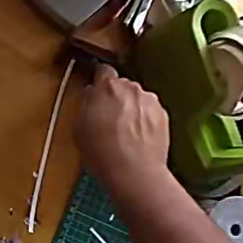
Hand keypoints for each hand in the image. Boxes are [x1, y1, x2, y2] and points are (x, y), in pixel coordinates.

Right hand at [75, 63, 170, 202]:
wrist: (134, 172)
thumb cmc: (102, 151)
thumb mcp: (79, 128)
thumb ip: (85, 104)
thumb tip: (90, 95)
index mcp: (107, 87)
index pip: (103, 71)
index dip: (98, 80)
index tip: (95, 89)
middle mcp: (131, 89)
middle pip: (121, 86)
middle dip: (114, 97)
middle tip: (106, 117)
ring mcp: (150, 101)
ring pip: (136, 98)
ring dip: (130, 108)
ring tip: (123, 131)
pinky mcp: (163, 115)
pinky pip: (149, 111)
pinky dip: (143, 119)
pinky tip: (136, 137)